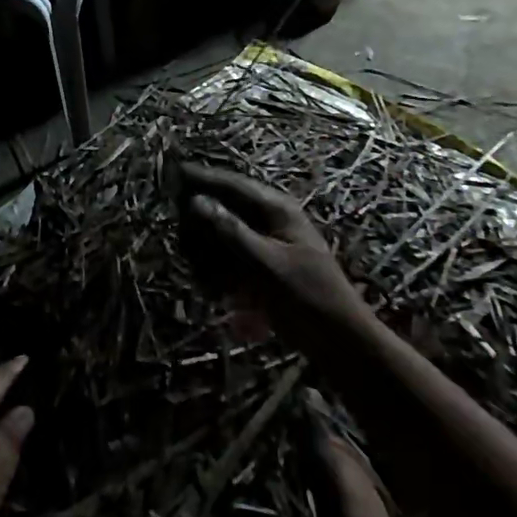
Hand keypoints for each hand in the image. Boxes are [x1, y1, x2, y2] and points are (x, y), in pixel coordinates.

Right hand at [174, 161, 376, 354]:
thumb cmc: (308, 299)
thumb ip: (231, 231)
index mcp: (277, 209)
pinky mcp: (266, 266)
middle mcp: (273, 219)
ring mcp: (270, 243)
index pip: (233, 184)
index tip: (173, 173)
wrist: (343, 343)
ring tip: (198, 272)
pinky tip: (213, 290)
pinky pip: (233, 258)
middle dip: (202, 222)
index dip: (203, 178)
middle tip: (181, 237)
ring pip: (226, 234)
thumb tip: (196, 201)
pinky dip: (220, 270)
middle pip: (227, 207)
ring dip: (209, 250)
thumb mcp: (266, 264)